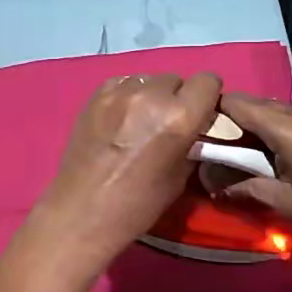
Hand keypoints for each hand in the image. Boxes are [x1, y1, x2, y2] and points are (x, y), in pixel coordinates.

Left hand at [32, 72, 223, 267]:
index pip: (208, 81)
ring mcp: (120, 92)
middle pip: (177, 79)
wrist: (83, 211)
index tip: (201, 113)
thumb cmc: (138, 204)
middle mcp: (151, 95)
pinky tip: (121, 119)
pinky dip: (128, 96)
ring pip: (149, 80)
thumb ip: (193, 142)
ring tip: (141, 121)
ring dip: (152, 96)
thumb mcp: (181, 176)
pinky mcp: (96, 95)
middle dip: (178, 98)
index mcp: (179, 116)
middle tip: (168, 123)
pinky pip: (123, 83)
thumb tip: (196, 128)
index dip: (208, 97)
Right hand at [215, 94, 291, 245]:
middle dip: (226, 120)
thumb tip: (212, 185)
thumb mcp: (285, 201)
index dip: (210, 113)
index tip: (195, 133)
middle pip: (249, 103)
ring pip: (266, 109)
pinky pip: (282, 116)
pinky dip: (265, 128)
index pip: (234, 103)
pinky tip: (262, 153)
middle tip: (210, 147)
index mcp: (285, 126)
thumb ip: (245, 188)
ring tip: (233, 153)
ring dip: (246, 124)